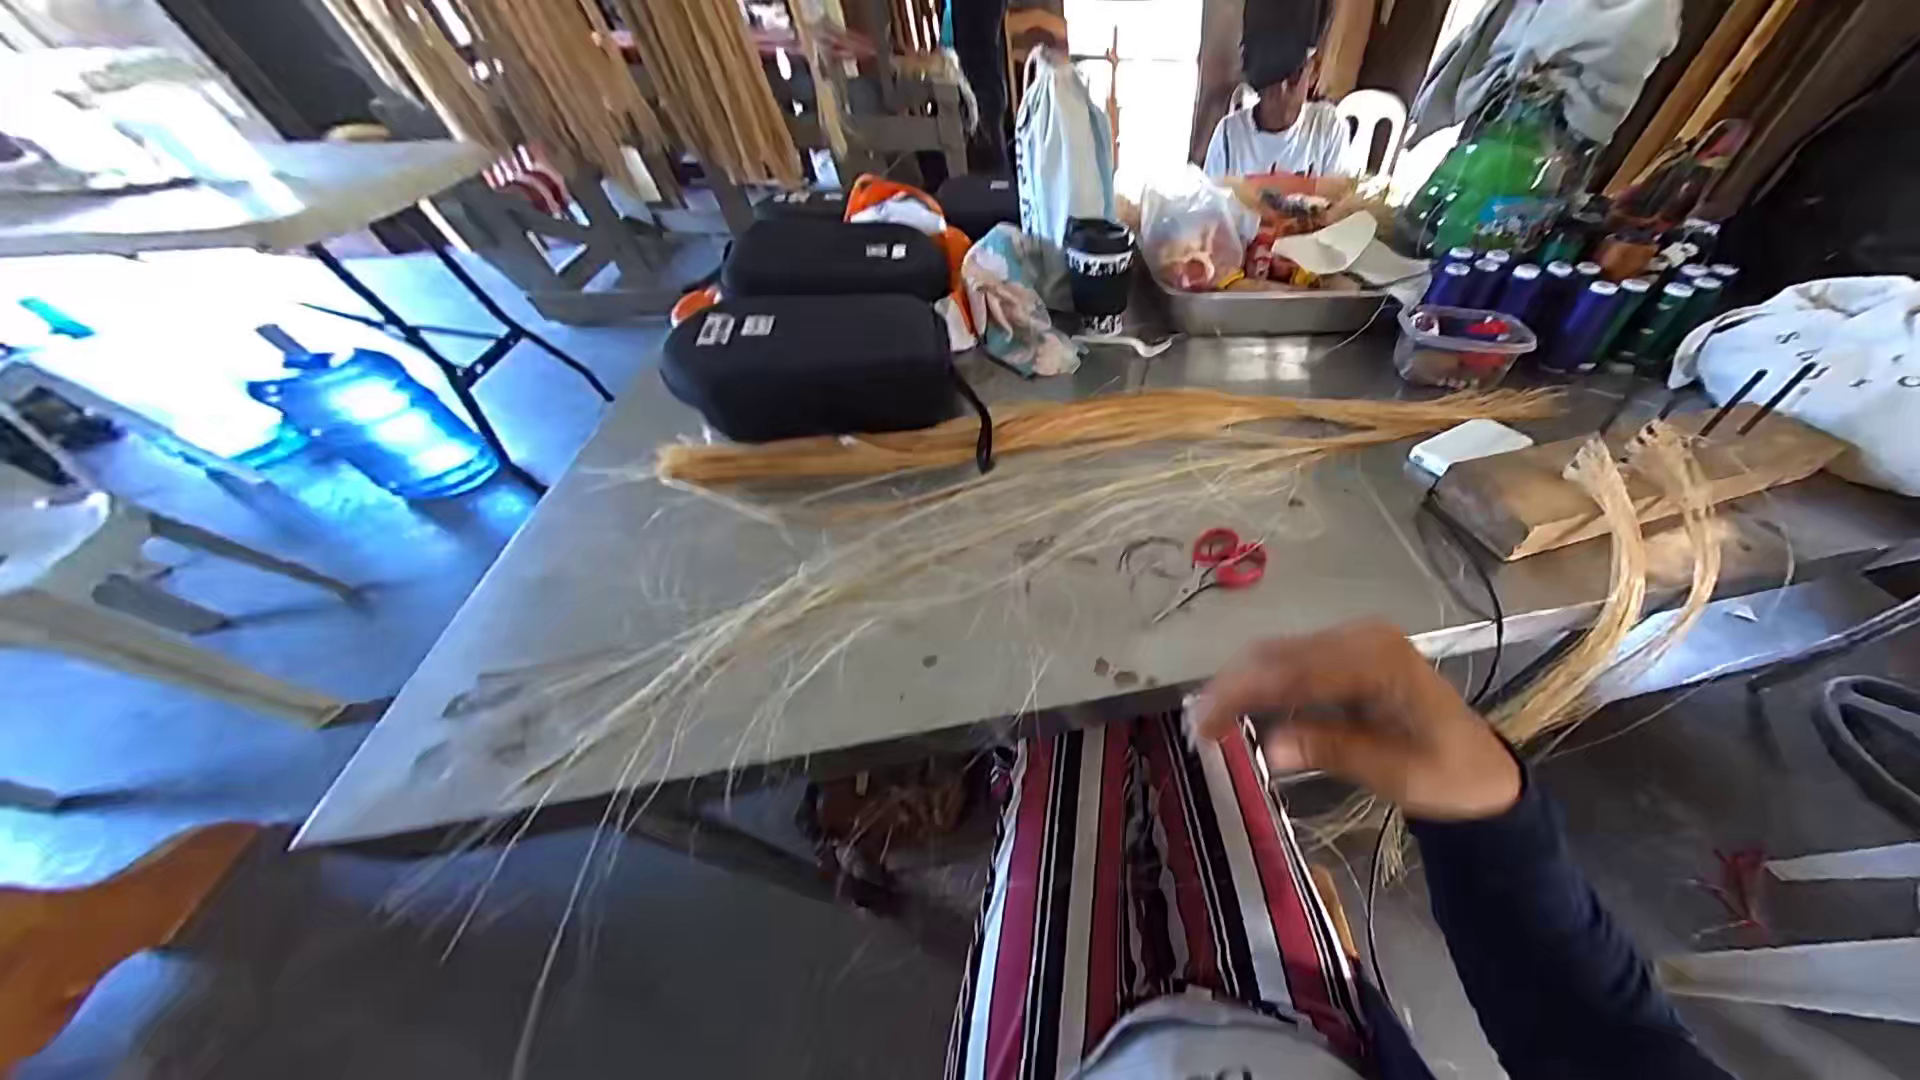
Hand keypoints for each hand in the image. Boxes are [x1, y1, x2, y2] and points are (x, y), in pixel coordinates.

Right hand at [1191, 620, 1520, 820]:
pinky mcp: (1338, 650)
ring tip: (1209, 718)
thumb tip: (1269, 747)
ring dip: (1237, 683)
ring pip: (1273, 653)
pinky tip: (1238, 704)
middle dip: (1231, 687)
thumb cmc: (1448, 776)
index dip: (1244, 694)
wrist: (1482, 771)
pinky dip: (1255, 681)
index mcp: (1380, 660)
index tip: (1206, 723)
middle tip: (1199, 725)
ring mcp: (1348, 639)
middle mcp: (1359, 636)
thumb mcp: (1395, 772)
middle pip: (1276, 653)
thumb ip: (1331, 750)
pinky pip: (1284, 659)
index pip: (1295, 670)